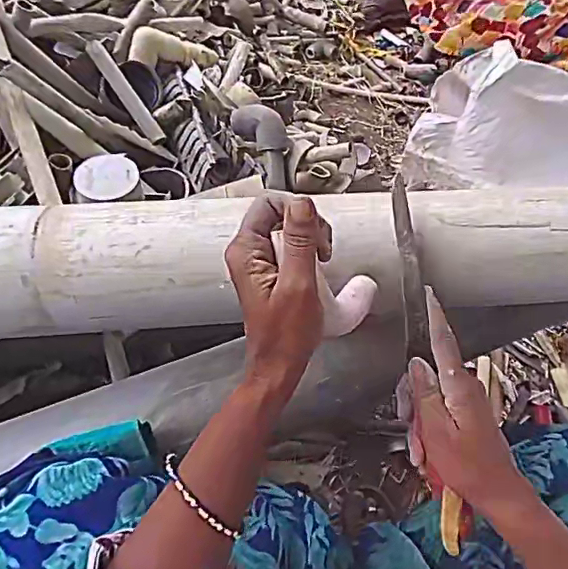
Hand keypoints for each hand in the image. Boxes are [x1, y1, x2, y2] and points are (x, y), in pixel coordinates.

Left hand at [226, 193, 331, 393]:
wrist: (279, 365)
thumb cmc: (285, 336)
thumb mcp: (298, 284)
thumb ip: (299, 241)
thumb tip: (301, 205)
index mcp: (246, 251)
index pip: (269, 203)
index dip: (297, 210)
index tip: (316, 230)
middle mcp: (248, 252)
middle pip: (280, 213)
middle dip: (308, 225)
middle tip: (321, 248)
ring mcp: (259, 261)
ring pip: (288, 228)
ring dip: (311, 238)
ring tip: (321, 259)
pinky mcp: (271, 270)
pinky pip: (292, 245)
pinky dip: (309, 251)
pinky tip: (317, 268)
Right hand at [403, 289, 530, 512]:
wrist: (498, 493)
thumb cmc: (468, 467)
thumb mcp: (436, 431)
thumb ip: (423, 394)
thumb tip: (416, 362)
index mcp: (458, 385)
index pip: (443, 342)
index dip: (434, 318)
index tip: (430, 294)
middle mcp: (464, 387)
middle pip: (426, 378)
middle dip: (412, 405)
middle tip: (412, 434)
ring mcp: (466, 401)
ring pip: (429, 399)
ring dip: (420, 425)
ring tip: (424, 453)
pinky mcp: (466, 414)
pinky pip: (439, 413)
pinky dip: (429, 432)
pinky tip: (430, 455)